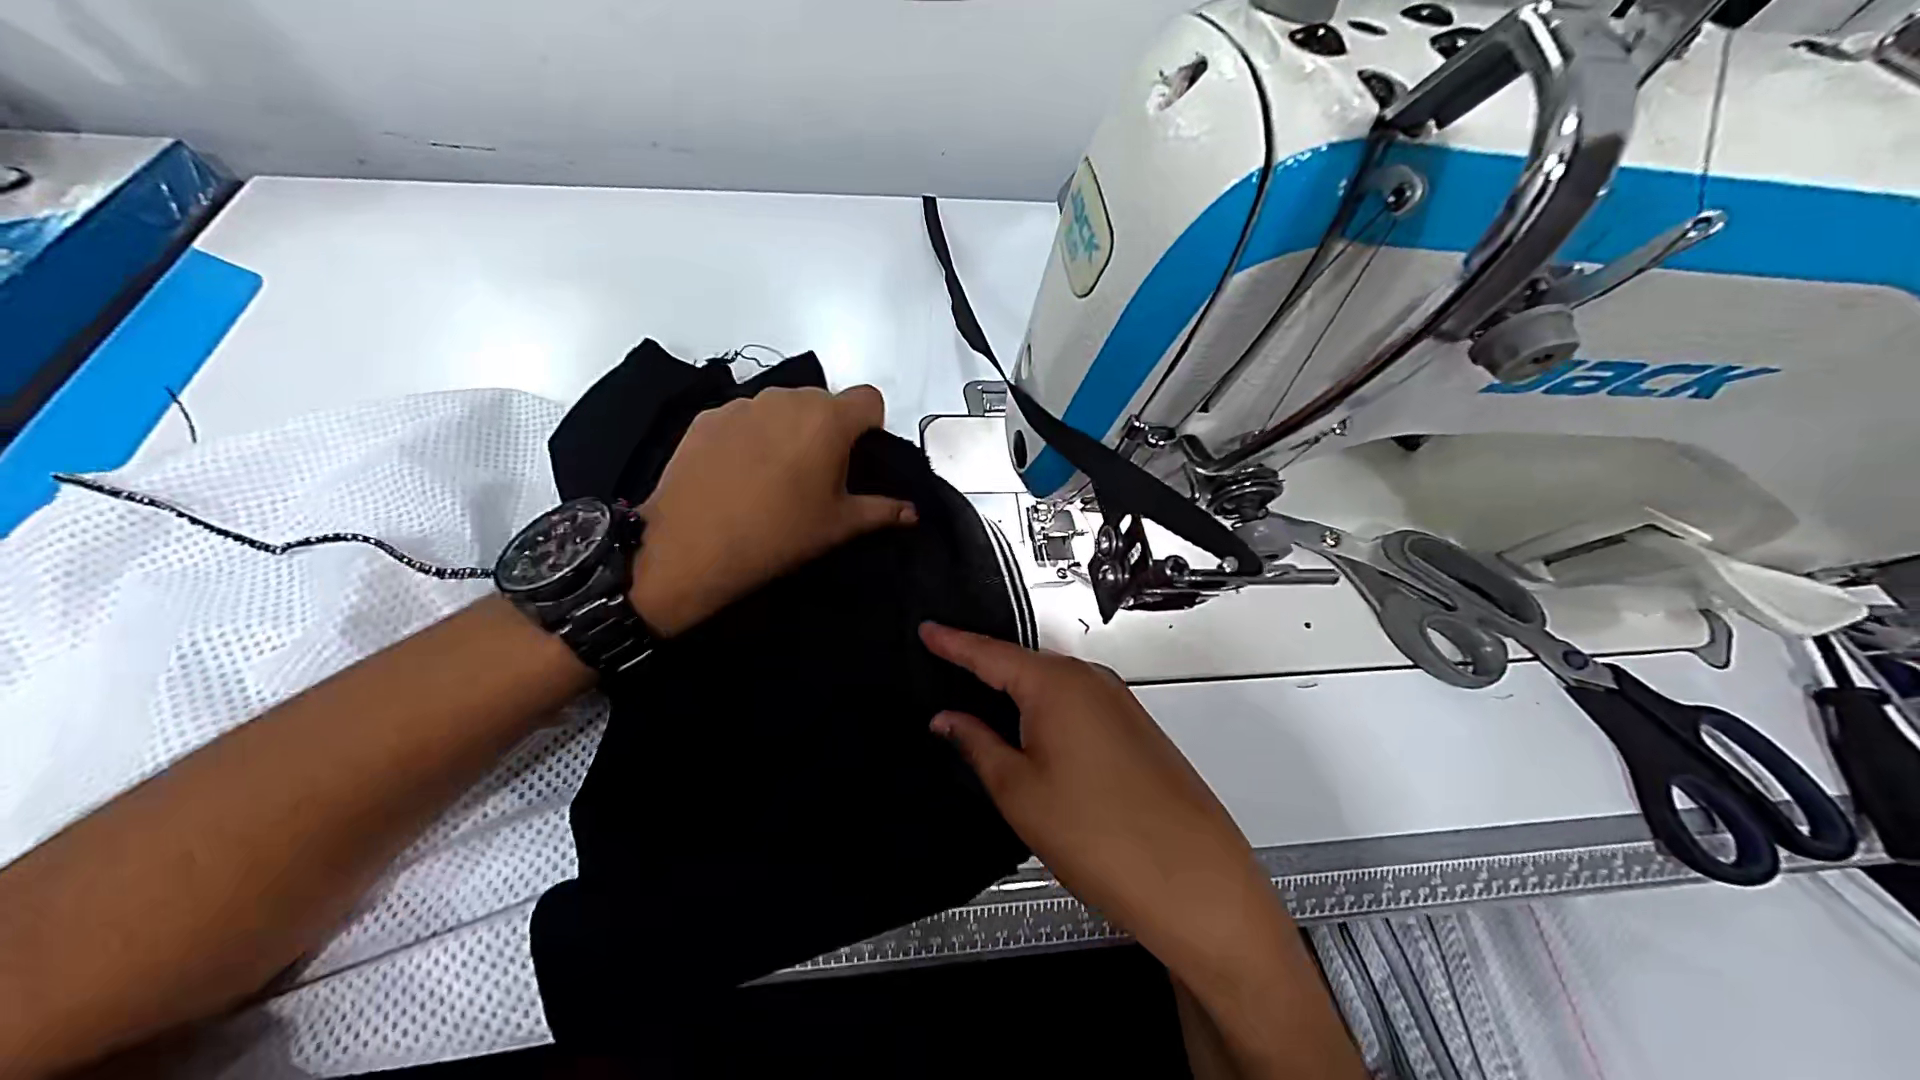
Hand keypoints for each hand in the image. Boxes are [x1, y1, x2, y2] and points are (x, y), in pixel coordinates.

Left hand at [631, 385, 915, 635]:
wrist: (691, 546)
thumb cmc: (778, 534)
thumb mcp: (838, 526)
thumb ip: (882, 511)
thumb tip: (911, 512)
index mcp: (828, 420)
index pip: (869, 399)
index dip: (870, 425)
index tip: (857, 459)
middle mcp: (788, 399)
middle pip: (824, 402)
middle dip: (828, 430)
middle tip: (816, 475)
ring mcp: (744, 404)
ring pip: (783, 408)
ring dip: (789, 430)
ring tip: (773, 476)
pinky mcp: (709, 416)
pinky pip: (745, 417)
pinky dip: (751, 436)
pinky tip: (738, 473)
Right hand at [916, 622, 1286, 988]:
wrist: (1190, 880)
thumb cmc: (1111, 838)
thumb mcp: (1018, 791)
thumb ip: (976, 744)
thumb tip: (950, 721)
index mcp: (1056, 685)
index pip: (987, 652)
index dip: (952, 642)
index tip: (931, 631)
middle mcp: (1092, 682)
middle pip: (1022, 665)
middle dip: (984, 671)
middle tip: (950, 674)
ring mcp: (1118, 703)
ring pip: (1051, 688)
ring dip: (1018, 699)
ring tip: (987, 722)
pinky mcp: (1133, 727)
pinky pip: (1078, 706)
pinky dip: (1049, 716)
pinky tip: (1036, 746)